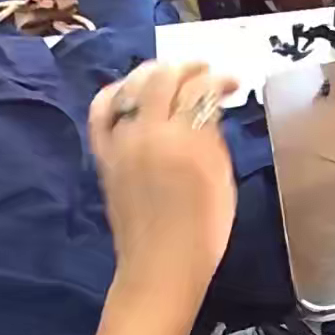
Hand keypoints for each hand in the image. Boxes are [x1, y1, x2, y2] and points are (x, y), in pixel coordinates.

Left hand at [89, 61, 238, 312]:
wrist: (160, 266)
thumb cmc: (203, 233)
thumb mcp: (222, 182)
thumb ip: (212, 141)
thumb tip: (207, 114)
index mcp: (188, 141)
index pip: (201, 90)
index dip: (220, 80)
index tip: (232, 84)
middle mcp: (151, 133)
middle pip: (165, 78)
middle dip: (189, 67)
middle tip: (204, 71)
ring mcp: (122, 142)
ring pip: (132, 86)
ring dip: (154, 73)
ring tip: (170, 75)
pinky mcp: (104, 155)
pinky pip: (101, 112)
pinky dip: (114, 94)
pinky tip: (129, 91)